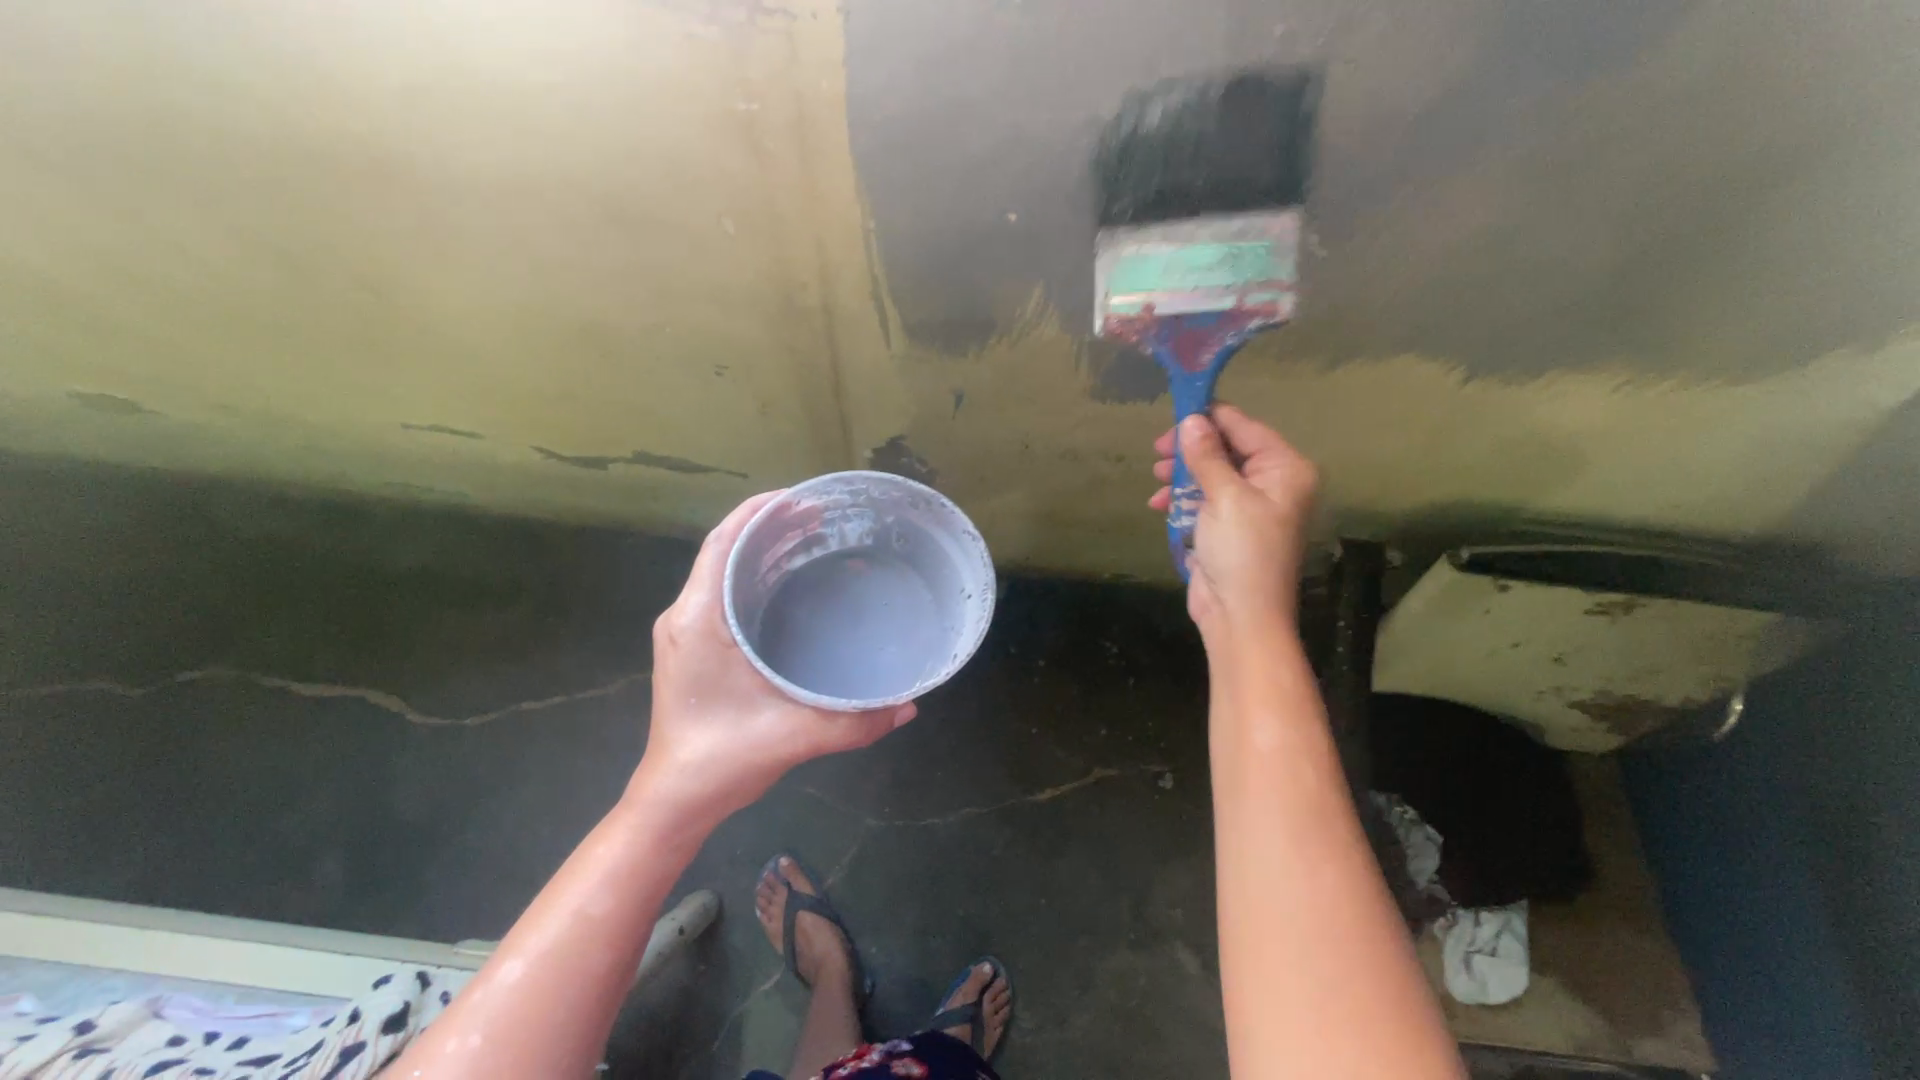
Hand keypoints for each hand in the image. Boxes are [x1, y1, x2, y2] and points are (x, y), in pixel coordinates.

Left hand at [630, 492, 915, 827]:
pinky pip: (724, 596)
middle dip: (771, 529)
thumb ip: (856, 723)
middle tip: (824, 520)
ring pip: (723, 573)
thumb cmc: (723, 759)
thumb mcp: (796, 737)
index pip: (723, 542)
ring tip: (814, 545)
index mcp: (699, 619)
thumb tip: (909, 706)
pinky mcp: (693, 649)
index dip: (758, 512)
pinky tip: (793, 591)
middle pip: (726, 551)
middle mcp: (686, 616)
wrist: (676, 799)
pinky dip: (756, 581)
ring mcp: (686, 633)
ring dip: (763, 554)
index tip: (801, 498)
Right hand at [1149, 404, 1318, 635]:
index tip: (1171, 415)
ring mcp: (1253, 506)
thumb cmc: (1241, 550)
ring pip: (1213, 474)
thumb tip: (1191, 419)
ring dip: (1183, 475)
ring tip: (1156, 480)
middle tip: (1158, 453)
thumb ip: (1206, 455)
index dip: (1208, 418)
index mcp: (1286, 468)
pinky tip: (1160, 504)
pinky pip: (1207, 499)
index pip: (1244, 427)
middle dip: (1191, 450)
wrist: (1241, 615)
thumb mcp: (1223, 496)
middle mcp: (1274, 482)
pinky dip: (1184, 498)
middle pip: (1228, 449)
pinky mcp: (1231, 527)